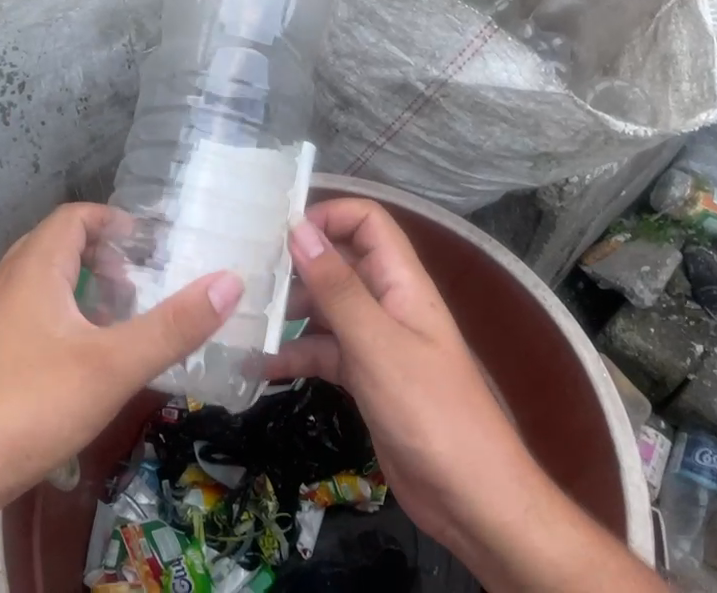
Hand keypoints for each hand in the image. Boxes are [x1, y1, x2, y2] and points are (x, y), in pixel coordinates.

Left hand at [0, 203, 241, 583]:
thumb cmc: (26, 406)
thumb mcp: (112, 366)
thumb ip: (173, 326)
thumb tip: (230, 281)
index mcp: (34, 268)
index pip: (75, 216)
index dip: (115, 222)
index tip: (153, 248)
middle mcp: (6, 284)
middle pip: (58, 249)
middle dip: (105, 261)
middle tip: (142, 292)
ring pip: (43, 290)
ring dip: (84, 298)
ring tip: (120, 332)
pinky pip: (29, 324)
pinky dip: (63, 330)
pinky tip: (83, 375)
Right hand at [267, 199, 664, 592]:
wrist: (472, 499)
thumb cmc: (430, 412)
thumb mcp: (376, 344)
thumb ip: (337, 287)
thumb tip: (299, 230)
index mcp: (401, 283)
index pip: (367, 222)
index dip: (327, 216)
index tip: (278, 233)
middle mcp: (388, 303)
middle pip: (340, 262)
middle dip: (296, 264)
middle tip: (246, 278)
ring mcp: (377, 343)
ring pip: (326, 308)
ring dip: (289, 310)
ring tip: (244, 320)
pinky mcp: (366, 379)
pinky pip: (324, 351)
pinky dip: (295, 354)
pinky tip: (260, 365)